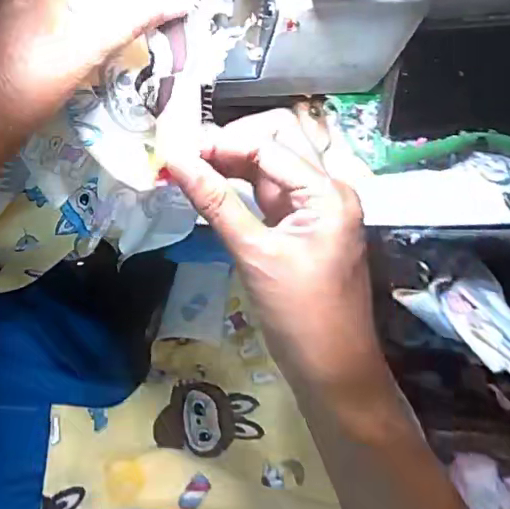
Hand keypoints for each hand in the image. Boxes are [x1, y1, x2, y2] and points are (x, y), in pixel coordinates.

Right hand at [164, 110, 382, 387]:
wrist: (333, 372)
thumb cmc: (301, 316)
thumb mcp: (253, 254)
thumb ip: (215, 202)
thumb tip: (176, 161)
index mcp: (327, 193)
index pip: (268, 145)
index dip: (222, 143)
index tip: (180, 152)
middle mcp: (325, 189)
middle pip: (278, 136)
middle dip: (232, 138)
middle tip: (190, 156)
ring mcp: (312, 205)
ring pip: (270, 158)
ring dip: (231, 156)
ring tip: (190, 166)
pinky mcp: (296, 221)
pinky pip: (265, 184)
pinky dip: (236, 179)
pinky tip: (207, 183)